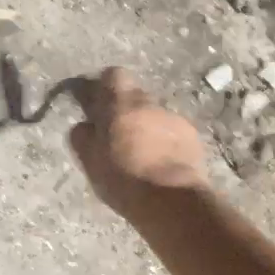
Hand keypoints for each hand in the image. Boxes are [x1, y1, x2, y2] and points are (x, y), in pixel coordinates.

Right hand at [68, 67, 209, 220]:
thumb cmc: (124, 180)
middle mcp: (149, 103)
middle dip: (125, 110)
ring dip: (145, 127)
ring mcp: (173, 118)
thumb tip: (84, 125)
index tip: (98, 107)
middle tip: (117, 136)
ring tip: (141, 154)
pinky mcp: (192, 135)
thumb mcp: (90, 161)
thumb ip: (83, 136)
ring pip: (153, 114)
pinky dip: (164, 140)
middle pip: (134, 96)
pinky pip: (171, 130)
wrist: (172, 200)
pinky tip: (161, 162)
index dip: (105, 87)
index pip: (112, 75)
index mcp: (121, 105)